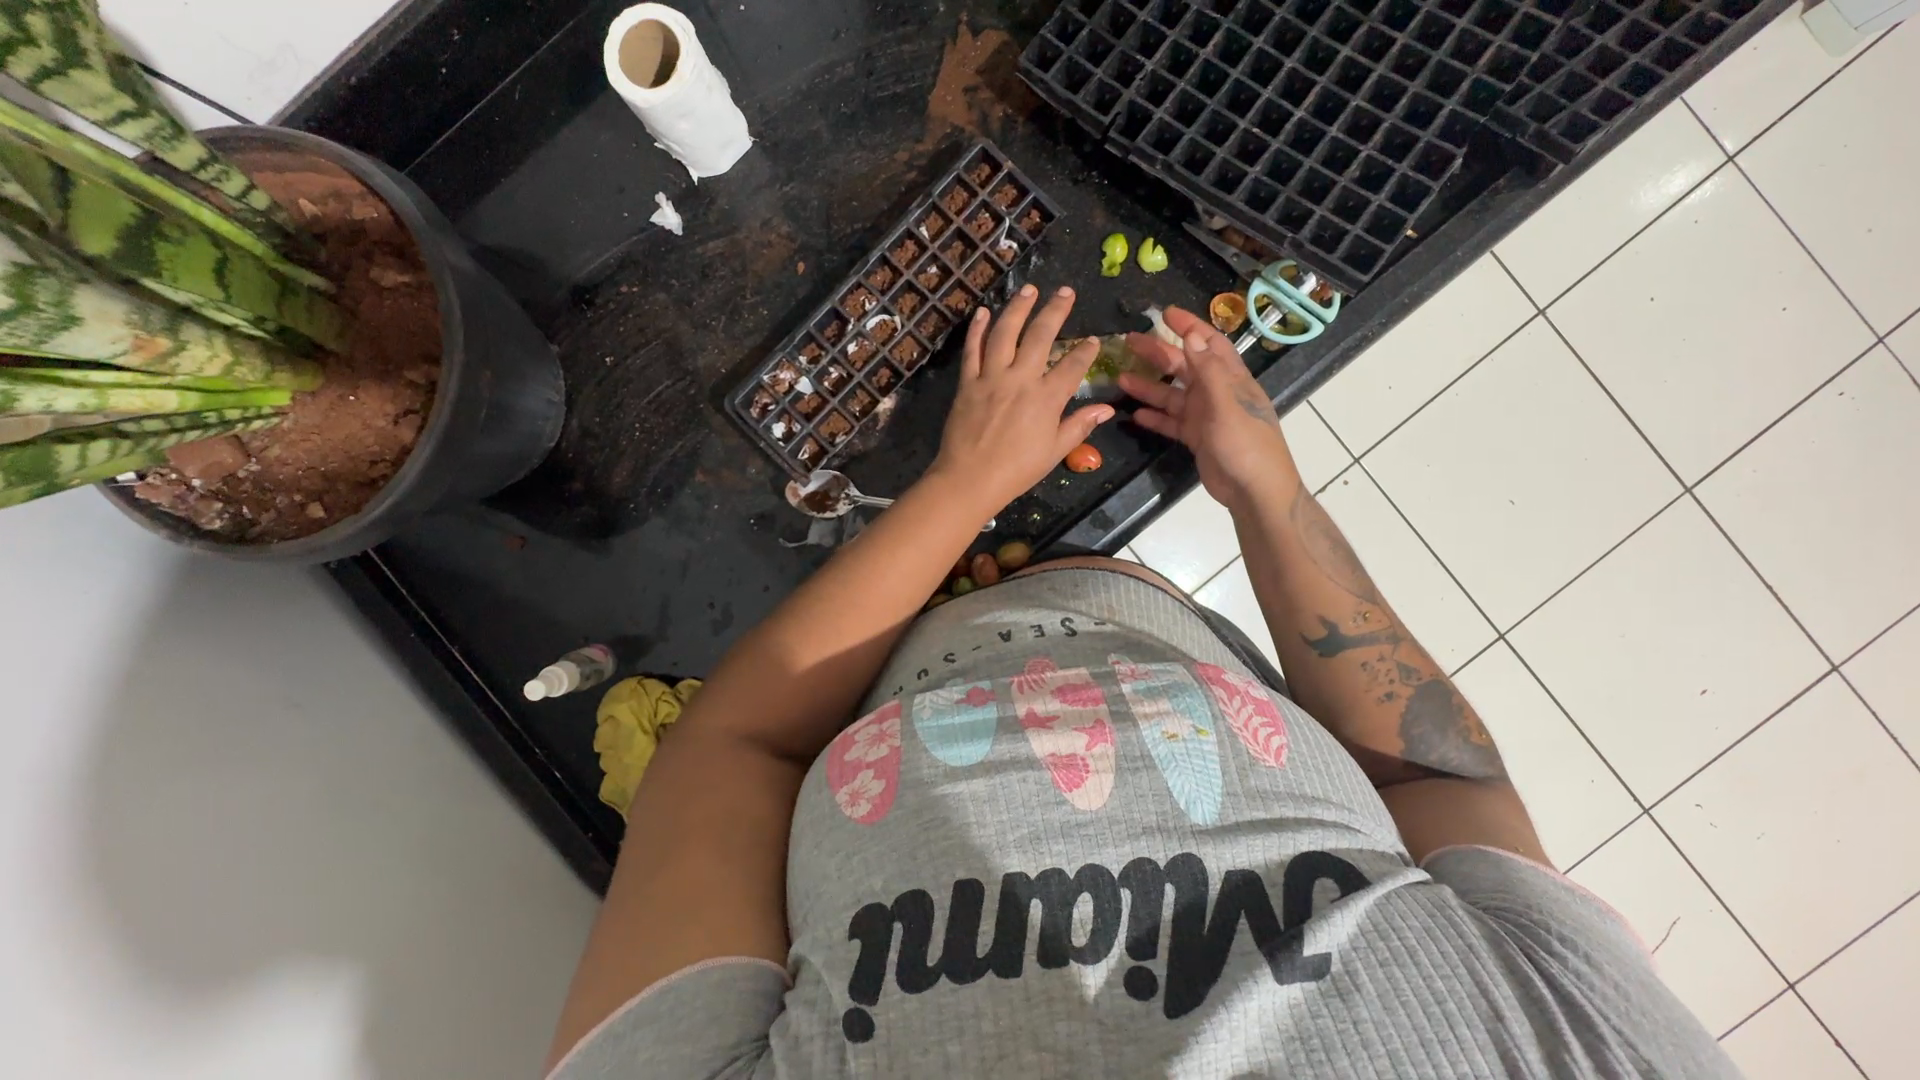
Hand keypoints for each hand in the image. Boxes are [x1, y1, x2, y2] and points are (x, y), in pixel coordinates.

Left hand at [928, 284, 1113, 519]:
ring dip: (1018, 307)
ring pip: (1006, 332)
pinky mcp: (967, 382)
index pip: (1072, 365)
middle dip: (1056, 310)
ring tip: (1029, 289)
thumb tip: (1107, 409)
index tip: (1092, 340)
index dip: (1085, 351)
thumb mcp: (1054, 451)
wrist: (970, 479)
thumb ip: (1079, 426)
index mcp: (1047, 398)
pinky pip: (973, 349)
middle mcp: (1021, 379)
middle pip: (1041, 336)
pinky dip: (978, 328)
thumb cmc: (1017, 471)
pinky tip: (984, 312)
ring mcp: (991, 377)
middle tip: (1065, 292)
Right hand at [1119, 305, 1299, 509]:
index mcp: (1231, 379)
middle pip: (1184, 366)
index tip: (1166, 313)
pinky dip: (1155, 417)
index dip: (1189, 327)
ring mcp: (1206, 416)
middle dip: (1158, 353)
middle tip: (1129, 341)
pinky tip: (1135, 414)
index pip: (1209, 344)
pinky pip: (1172, 422)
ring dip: (1149, 387)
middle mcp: (1217, 393)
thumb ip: (1208, 370)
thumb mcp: (1226, 404)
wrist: (1255, 490)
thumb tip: (1191, 336)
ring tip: (1120, 378)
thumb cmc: (1246, 444)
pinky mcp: (1197, 438)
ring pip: (1173, 395)